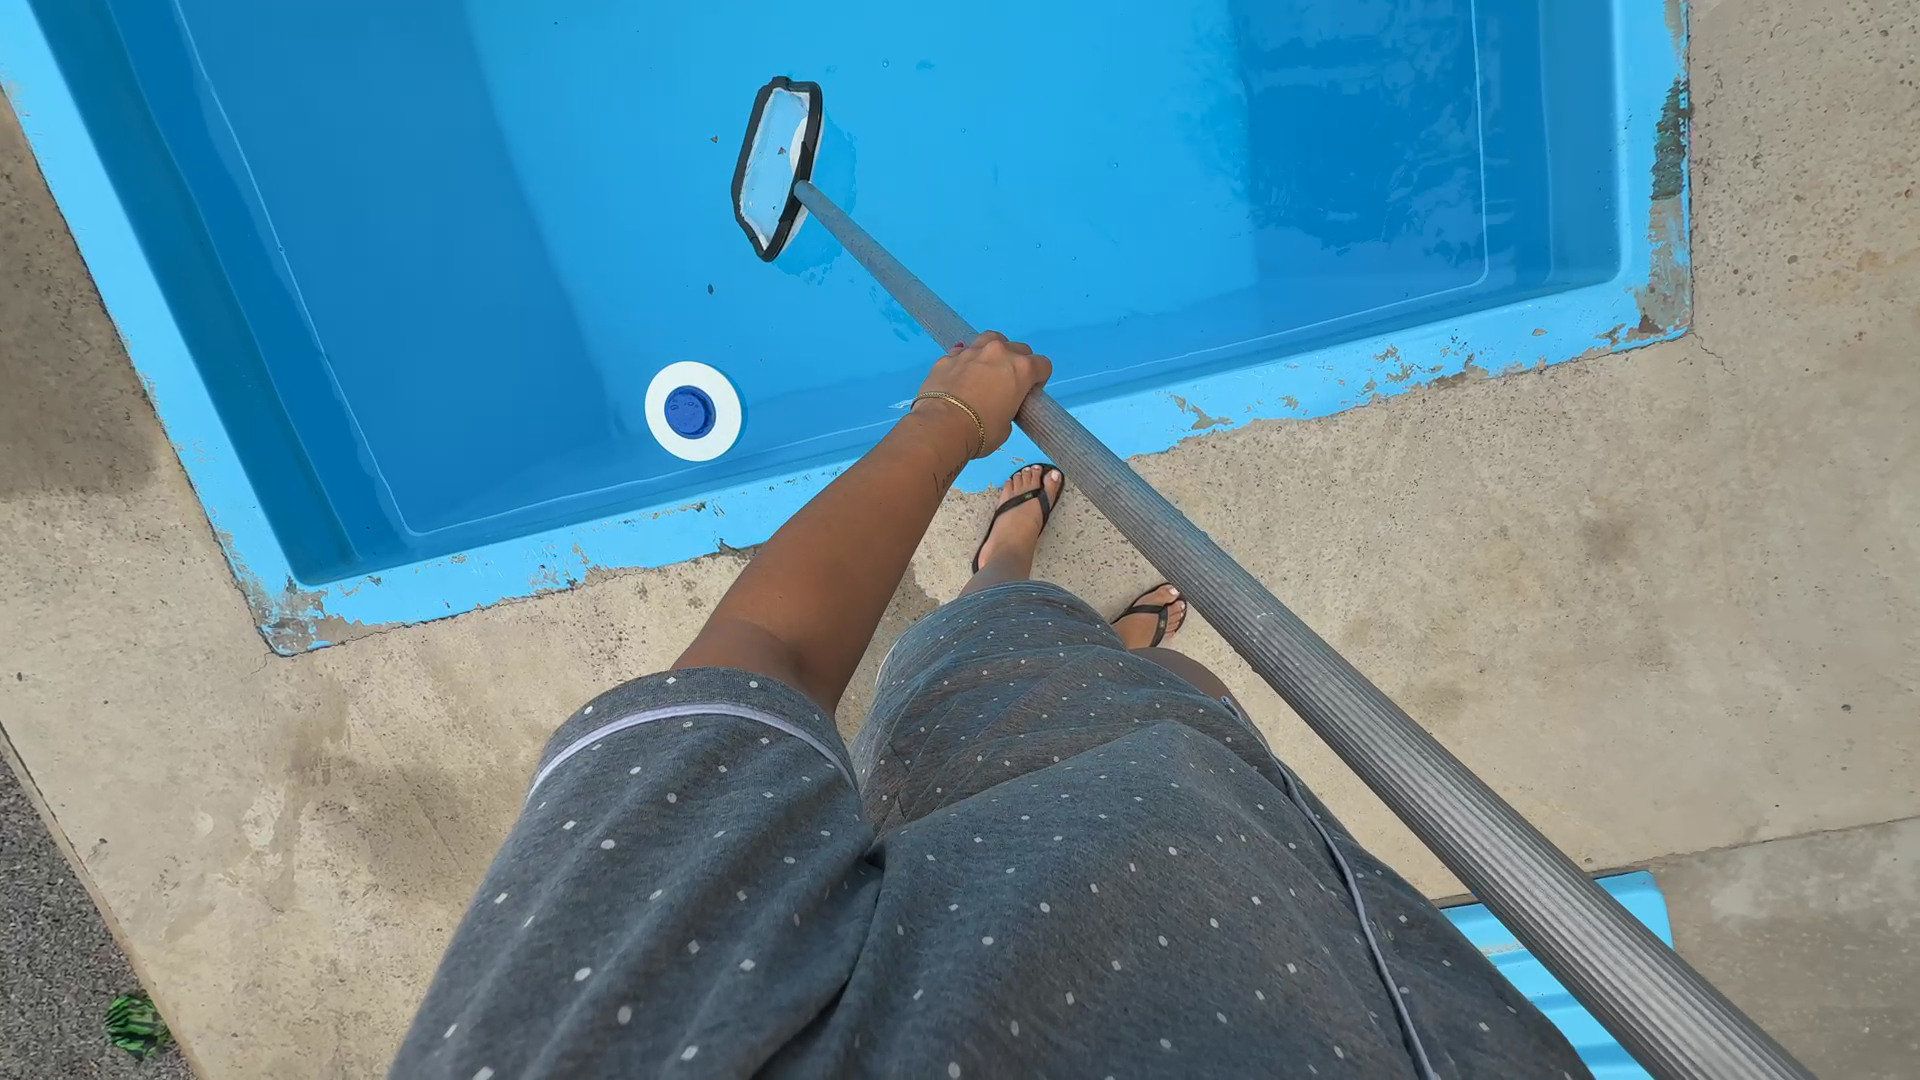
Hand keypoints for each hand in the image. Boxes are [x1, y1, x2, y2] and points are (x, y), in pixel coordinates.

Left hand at [913, 331, 1052, 456]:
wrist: (941, 427)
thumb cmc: (981, 432)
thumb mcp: (1006, 426)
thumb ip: (1008, 407)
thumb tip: (997, 404)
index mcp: (1021, 369)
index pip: (1043, 365)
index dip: (1039, 380)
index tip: (1029, 393)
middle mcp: (999, 352)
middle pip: (1019, 348)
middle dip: (1017, 364)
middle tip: (1008, 384)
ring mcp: (972, 351)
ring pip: (991, 339)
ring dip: (993, 351)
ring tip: (986, 369)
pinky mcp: (948, 357)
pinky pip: (963, 352)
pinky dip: (966, 362)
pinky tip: (960, 377)